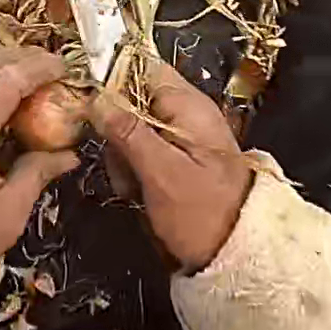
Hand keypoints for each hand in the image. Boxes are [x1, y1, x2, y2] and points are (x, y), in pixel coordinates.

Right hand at [90, 60, 255, 271]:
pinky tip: (134, 189)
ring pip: (132, 122)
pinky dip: (133, 164)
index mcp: (187, 104)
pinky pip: (142, 145)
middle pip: (132, 94)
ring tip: (129, 184)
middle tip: (117, 159)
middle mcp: (184, 111)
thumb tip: (96, 97)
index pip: (142, 64)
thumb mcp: (161, 173)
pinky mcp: (177, 155)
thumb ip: (128, 131)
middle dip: (115, 124)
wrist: (241, 265)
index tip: (89, 98)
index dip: (111, 74)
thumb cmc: (203, 214)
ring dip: (121, 150)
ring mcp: (181, 134)